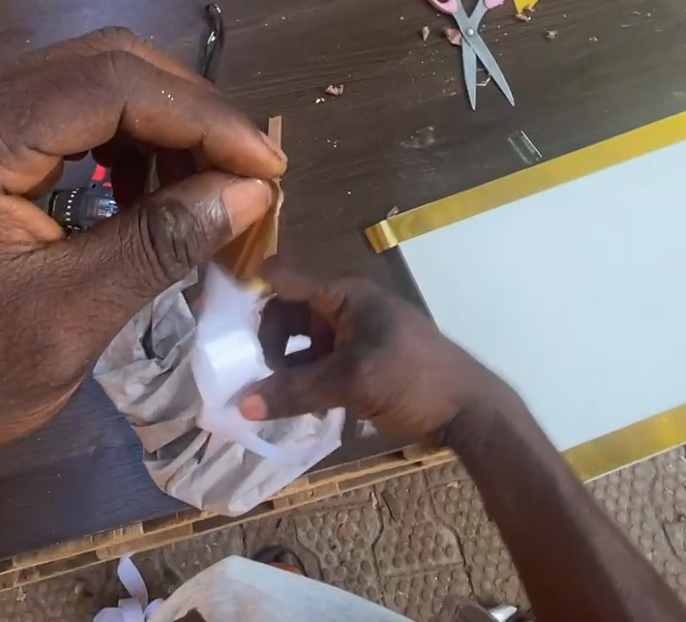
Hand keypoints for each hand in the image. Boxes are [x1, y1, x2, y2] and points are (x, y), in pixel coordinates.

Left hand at [0, 28, 285, 466]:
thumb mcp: (66, 319)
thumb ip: (159, 244)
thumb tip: (248, 193)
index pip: (115, 84)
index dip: (205, 118)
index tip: (266, 168)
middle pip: (106, 62)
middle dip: (188, 111)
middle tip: (244, 172)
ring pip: (89, 78)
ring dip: (158, 121)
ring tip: (200, 185)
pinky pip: (64, 110)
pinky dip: (120, 138)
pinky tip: (141, 186)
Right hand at [238, 258, 504, 444]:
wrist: (470, 410)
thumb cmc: (410, 379)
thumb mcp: (348, 383)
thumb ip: (293, 391)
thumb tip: (241, 404)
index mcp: (343, 292)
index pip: (282, 276)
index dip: (248, 288)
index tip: (214, 309)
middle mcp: (346, 302)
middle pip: (288, 309)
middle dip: (268, 338)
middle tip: (256, 372)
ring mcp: (356, 327)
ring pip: (303, 336)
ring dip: (287, 362)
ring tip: (279, 394)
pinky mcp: (364, 352)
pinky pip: (322, 355)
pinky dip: (308, 373)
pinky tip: (305, 402)